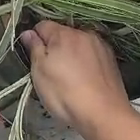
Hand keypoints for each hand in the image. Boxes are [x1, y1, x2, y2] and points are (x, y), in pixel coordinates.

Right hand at [19, 21, 137, 135]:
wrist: (103, 114)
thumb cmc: (65, 93)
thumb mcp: (40, 71)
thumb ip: (34, 48)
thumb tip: (28, 32)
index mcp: (64, 34)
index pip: (42, 25)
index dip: (34, 39)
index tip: (33, 57)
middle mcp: (84, 33)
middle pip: (62, 33)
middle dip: (54, 47)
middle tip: (50, 71)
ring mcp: (100, 46)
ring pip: (78, 44)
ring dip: (71, 54)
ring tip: (69, 78)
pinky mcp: (111, 59)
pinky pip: (91, 54)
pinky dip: (85, 62)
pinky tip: (85, 80)